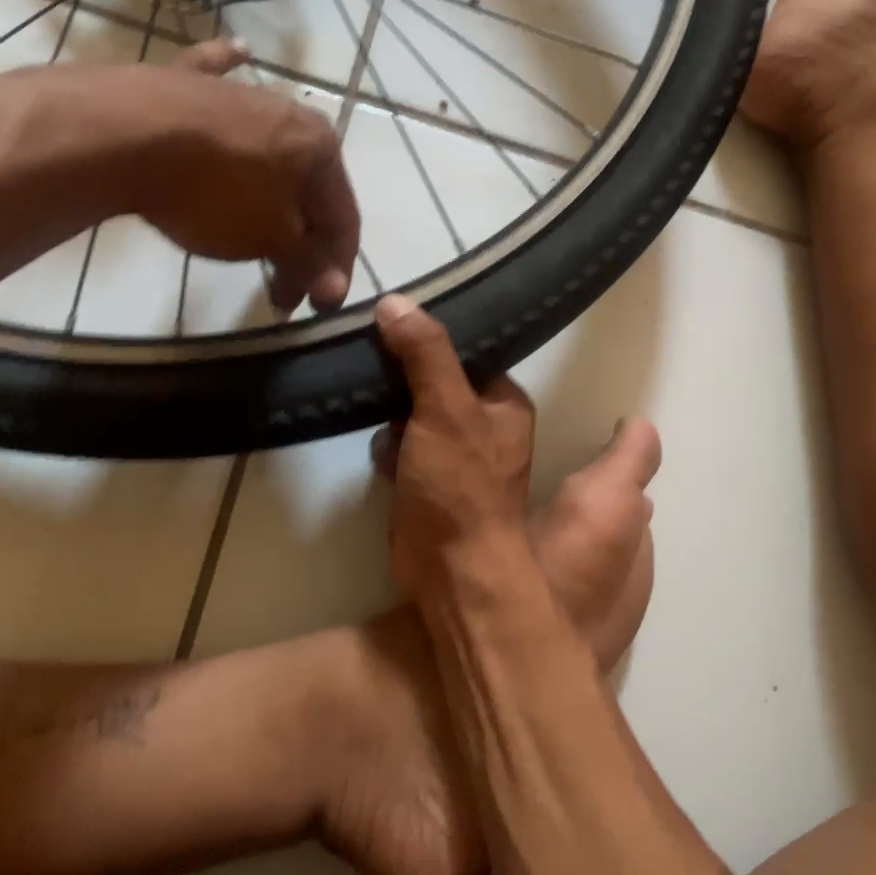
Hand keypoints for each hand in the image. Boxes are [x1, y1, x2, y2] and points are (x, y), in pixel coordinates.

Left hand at [55, 39, 360, 312]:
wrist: (125, 135)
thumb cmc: (215, 193)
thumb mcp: (269, 239)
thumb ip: (307, 262)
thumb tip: (333, 287)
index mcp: (322, 149)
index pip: (342, 219)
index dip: (335, 269)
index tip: (319, 307)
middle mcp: (290, 113)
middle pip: (305, 191)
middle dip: (299, 244)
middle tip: (280, 290)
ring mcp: (237, 92)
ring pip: (267, 154)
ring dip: (273, 197)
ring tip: (260, 235)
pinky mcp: (187, 82)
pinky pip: (216, 78)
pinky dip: (227, 69)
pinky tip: (239, 51)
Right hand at [372, 293, 535, 595]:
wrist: (450, 572)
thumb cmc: (461, 486)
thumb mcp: (446, 409)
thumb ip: (426, 354)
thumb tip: (397, 302)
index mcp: (505, 403)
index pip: (466, 353)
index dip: (430, 340)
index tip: (390, 325)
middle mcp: (485, 427)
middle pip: (436, 383)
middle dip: (403, 380)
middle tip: (370, 364)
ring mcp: (456, 458)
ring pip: (415, 415)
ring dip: (392, 415)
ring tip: (370, 409)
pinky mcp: (427, 485)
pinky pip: (402, 449)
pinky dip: (388, 448)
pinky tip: (378, 455)